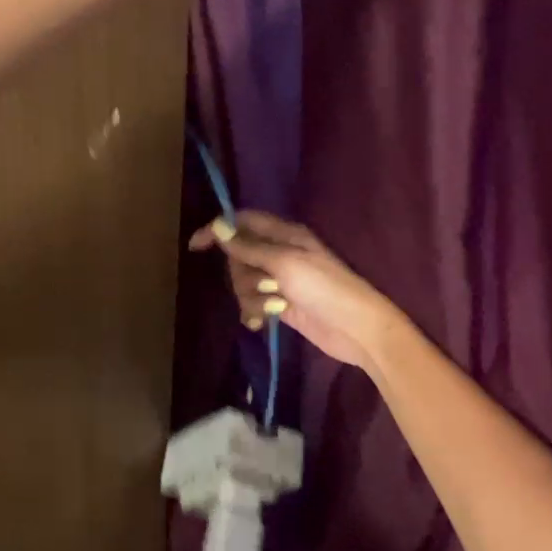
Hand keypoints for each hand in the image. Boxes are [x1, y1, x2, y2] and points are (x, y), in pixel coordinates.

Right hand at [189, 212, 412, 373]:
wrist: (356, 328)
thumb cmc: (326, 288)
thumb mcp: (285, 264)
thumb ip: (250, 247)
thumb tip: (218, 225)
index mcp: (286, 234)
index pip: (244, 222)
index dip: (219, 229)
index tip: (195, 246)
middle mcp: (281, 254)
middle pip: (240, 256)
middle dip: (241, 274)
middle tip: (263, 285)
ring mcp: (281, 281)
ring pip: (244, 283)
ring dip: (250, 297)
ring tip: (273, 308)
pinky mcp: (281, 306)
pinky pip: (253, 304)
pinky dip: (254, 313)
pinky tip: (263, 324)